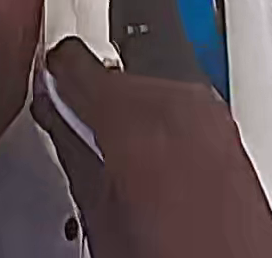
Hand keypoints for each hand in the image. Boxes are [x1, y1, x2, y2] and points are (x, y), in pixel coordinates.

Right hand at [33, 38, 271, 257]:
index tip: (49, 81)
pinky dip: (157, 113)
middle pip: (111, 70)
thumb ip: (69, 144)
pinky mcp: (222, 119)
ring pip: (143, 80)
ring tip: (118, 150)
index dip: (54, 71)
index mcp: (131, 116)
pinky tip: (151, 153)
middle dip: (91, 93)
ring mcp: (202, 106)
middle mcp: (172, 98)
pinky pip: (175, 96)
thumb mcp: (98, 211)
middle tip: (76, 124)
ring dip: (126, 103)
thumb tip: (52, 108)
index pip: (75, 60)